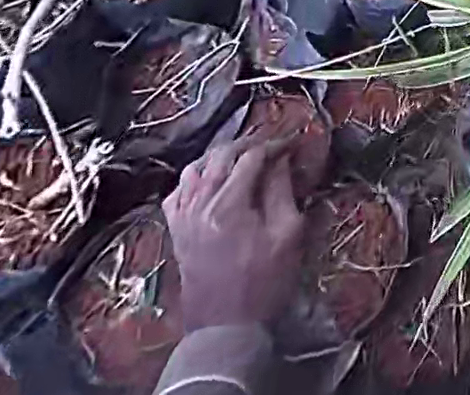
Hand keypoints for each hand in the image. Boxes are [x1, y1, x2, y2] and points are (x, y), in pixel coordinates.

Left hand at [162, 136, 303, 331]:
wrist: (225, 327)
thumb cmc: (263, 281)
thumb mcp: (286, 234)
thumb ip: (282, 190)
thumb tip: (281, 160)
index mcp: (229, 205)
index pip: (252, 156)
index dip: (275, 145)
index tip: (293, 142)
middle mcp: (200, 205)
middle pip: (221, 155)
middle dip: (248, 144)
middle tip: (271, 146)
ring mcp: (183, 218)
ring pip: (194, 168)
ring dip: (219, 156)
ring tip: (242, 157)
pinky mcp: (176, 231)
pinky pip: (177, 192)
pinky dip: (194, 179)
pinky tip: (210, 181)